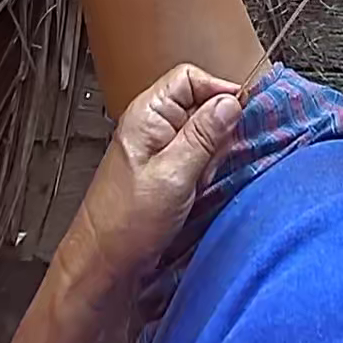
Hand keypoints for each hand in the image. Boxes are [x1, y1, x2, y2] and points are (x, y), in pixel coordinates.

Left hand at [66, 64, 242, 278]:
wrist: (102, 265)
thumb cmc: (123, 223)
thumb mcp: (174, 175)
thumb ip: (205, 135)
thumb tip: (231, 102)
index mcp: (148, 112)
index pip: (191, 77)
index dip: (218, 90)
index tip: (240, 111)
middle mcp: (153, 122)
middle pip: (200, 103)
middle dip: (217, 129)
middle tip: (215, 156)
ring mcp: (159, 145)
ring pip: (202, 131)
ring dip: (211, 153)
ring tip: (201, 178)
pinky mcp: (166, 167)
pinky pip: (197, 154)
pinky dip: (205, 169)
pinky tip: (198, 188)